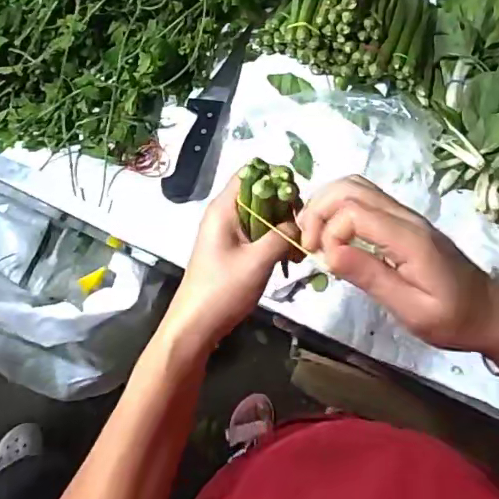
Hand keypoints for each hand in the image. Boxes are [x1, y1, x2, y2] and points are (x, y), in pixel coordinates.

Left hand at [160, 171, 296, 348]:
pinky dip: (272, 240)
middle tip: (303, 227)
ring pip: (260, 215)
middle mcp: (223, 213)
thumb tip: (299, 223)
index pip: (250, 173)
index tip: (298, 197)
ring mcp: (226, 231)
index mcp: (223, 208)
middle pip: (259, 193)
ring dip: (280, 226)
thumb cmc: (222, 290)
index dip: (275, 178)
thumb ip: (281, 236)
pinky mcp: (231, 248)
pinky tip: (288, 258)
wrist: (195, 325)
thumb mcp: (257, 261)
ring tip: (299, 246)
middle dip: (283, 206)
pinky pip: (256, 233)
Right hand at [298, 177, 498, 357]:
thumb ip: (370, 277)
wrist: (492, 313)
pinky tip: (332, 233)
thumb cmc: (454, 319)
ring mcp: (404, 214)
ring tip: (314, 236)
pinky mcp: (401, 219)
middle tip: (308, 244)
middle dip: (318, 210)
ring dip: (325, 204)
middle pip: (349, 188)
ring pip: (354, 186)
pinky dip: (337, 207)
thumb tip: (328, 253)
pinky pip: (362, 197)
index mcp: (409, 238)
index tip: (325, 262)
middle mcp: (405, 216)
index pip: (353, 211)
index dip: (329, 232)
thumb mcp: (413, 311)